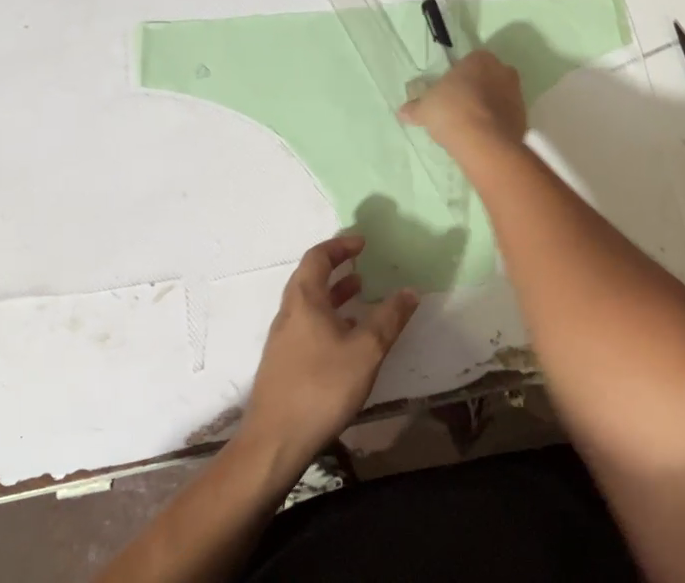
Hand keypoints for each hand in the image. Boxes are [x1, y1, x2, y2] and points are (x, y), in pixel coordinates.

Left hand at [241, 235, 418, 463]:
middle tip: (362, 264)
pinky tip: (347, 338)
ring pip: (308, 305)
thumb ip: (389, 318)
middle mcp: (288, 314)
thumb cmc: (321, 388)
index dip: (339, 246)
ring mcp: (282, 341)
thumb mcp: (366, 351)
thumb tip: (410, 291)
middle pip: (308, 278)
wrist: (274, 442)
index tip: (362, 243)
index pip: (317, 258)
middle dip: (336, 267)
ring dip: (333, 294)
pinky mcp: (283, 364)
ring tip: (360, 294)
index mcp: (304, 301)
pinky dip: (328, 318)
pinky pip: (307, 326)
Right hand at [398, 50, 526, 150]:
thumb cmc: (451, 112)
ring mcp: (517, 94)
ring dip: (487, 108)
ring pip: (498, 97)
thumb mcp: (425, 108)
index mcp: (480, 58)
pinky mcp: (524, 117)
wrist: (484, 142)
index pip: (468, 63)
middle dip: (475, 91)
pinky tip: (482, 137)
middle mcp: (503, 70)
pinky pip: (505, 117)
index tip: (447, 95)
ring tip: (469, 127)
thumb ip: (415, 107)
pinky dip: (496, 124)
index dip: (457, 78)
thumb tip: (402, 111)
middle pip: (486, 78)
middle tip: (457, 110)